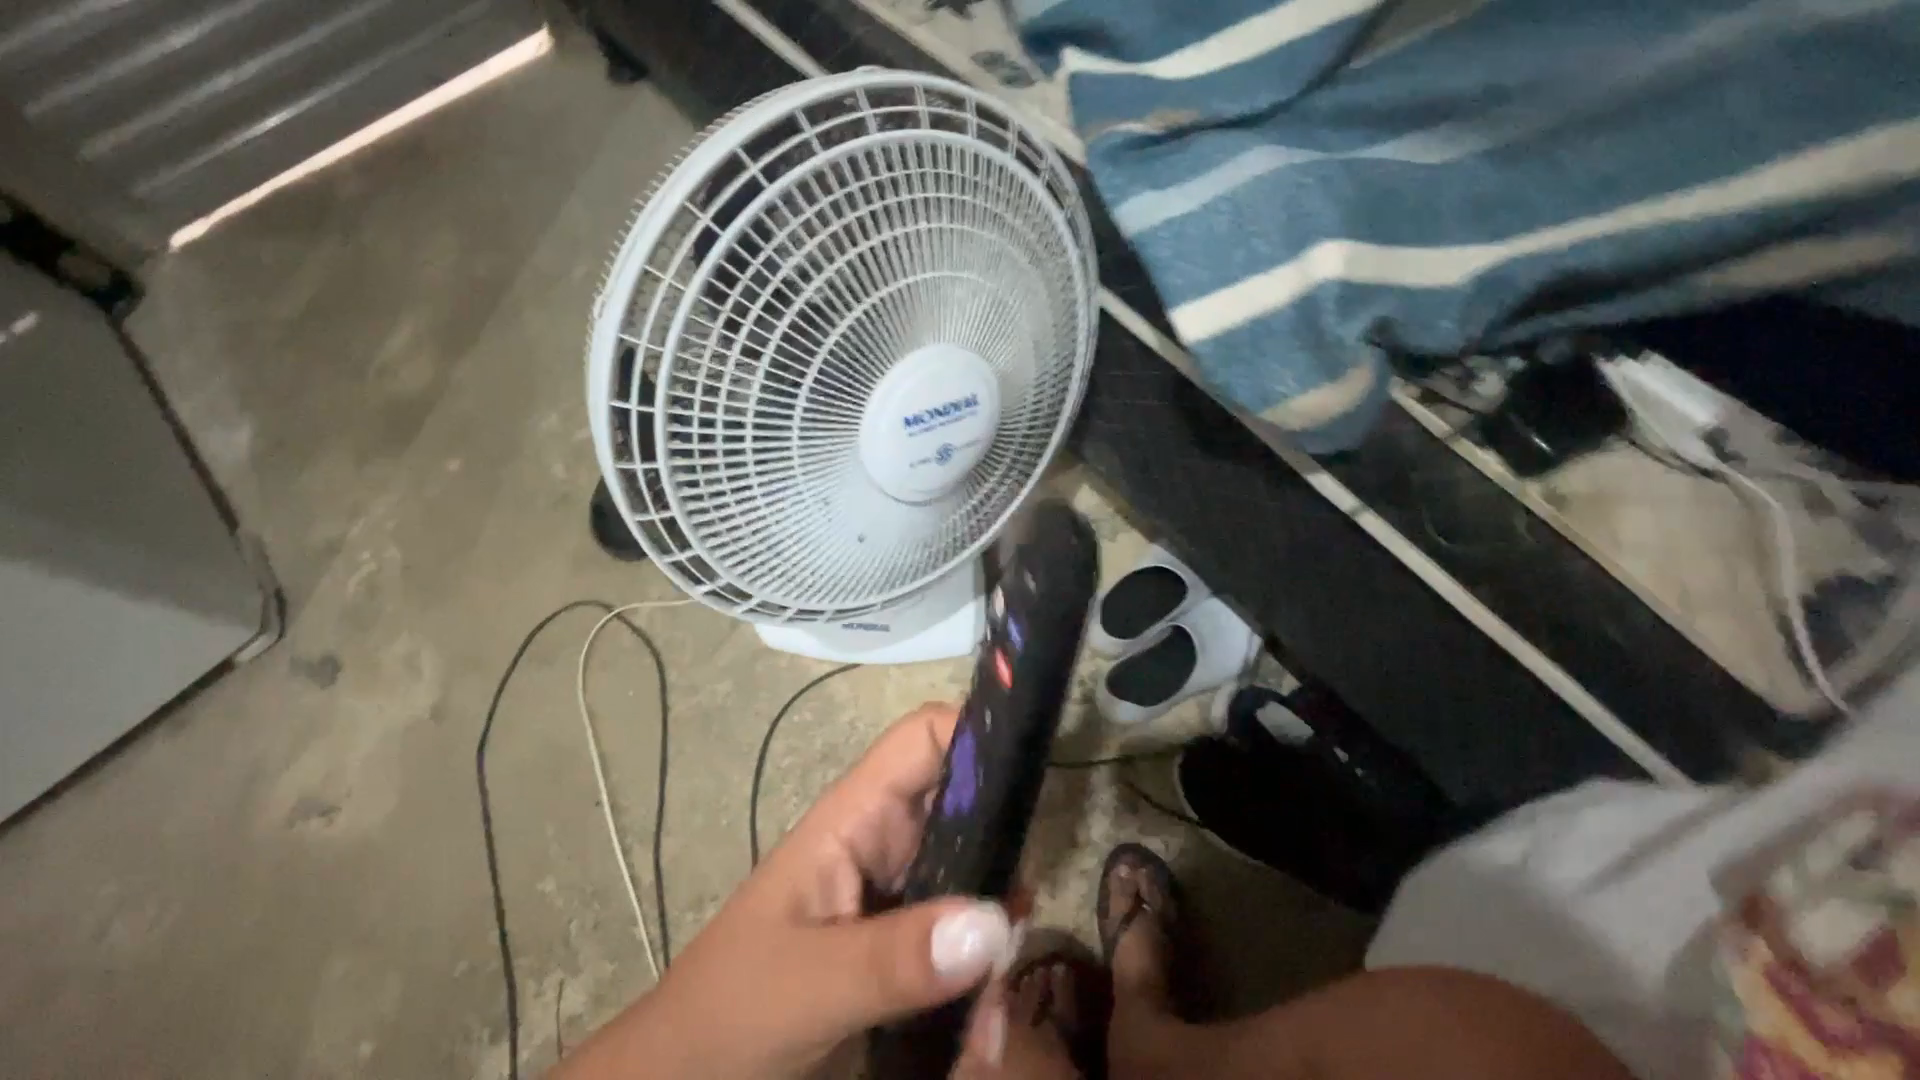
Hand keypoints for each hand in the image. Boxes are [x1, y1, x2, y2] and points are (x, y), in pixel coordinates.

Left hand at [555, 703, 1015, 1078]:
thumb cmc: (728, 1014)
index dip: (979, 731)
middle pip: (974, 816)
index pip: (925, 741)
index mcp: (855, 821)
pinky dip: (984, 994)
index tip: (1040, 763)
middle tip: (1019, 931)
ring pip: (982, 893)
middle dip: (1006, 868)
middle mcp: (889, 850)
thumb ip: (893, 957)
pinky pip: (971, 954)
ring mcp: (903, 905)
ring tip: (988, 1022)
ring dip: (998, 950)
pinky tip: (980, 1040)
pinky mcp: (911, 958)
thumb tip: (998, 920)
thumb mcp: (806, 985)